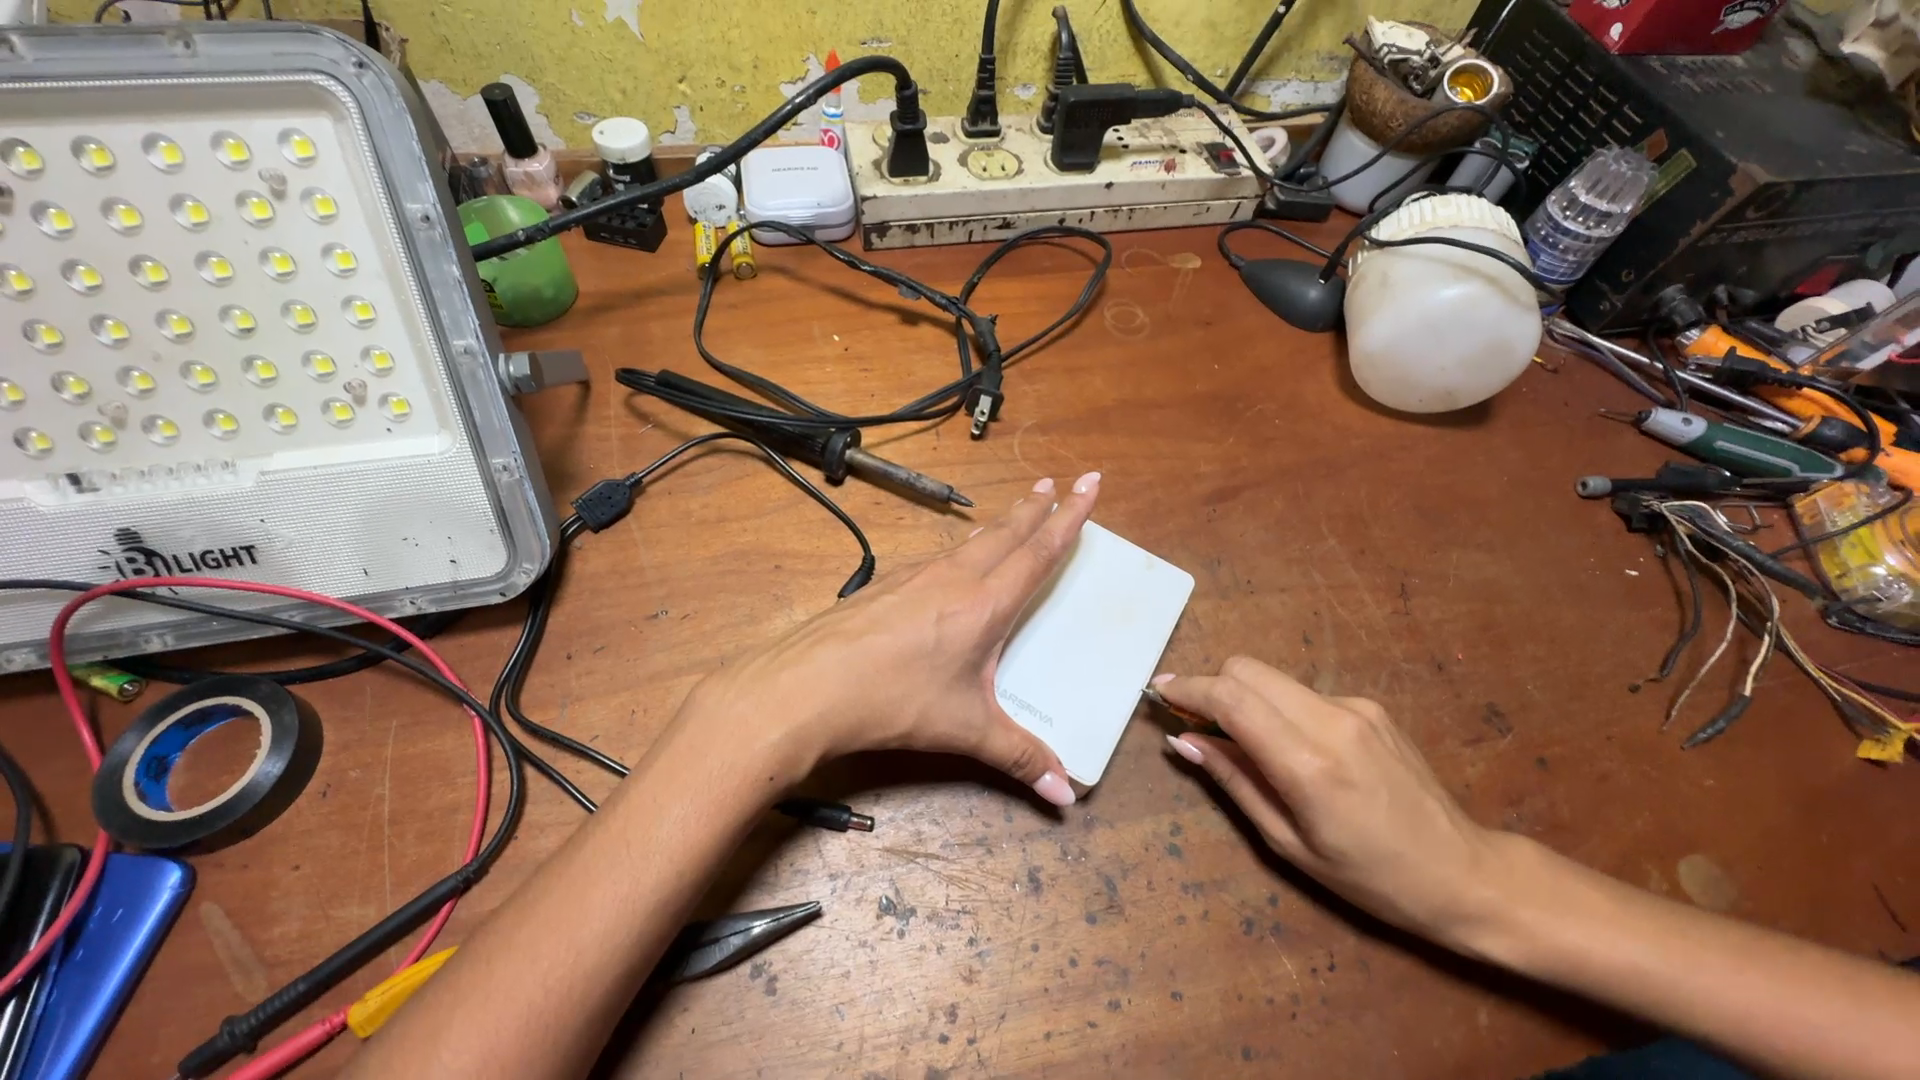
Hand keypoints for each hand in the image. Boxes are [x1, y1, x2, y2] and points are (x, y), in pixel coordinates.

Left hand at [686, 472, 1103, 807]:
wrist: (806, 687)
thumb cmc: (894, 702)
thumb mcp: (964, 731)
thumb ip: (1019, 757)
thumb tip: (1067, 795)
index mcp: (984, 605)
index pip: (1038, 552)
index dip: (1069, 517)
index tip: (1089, 482)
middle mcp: (953, 579)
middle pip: (1004, 533)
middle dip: (1035, 508)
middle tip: (1055, 482)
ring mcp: (913, 578)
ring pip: (967, 542)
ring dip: (997, 525)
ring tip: (1013, 514)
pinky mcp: (884, 588)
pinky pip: (935, 558)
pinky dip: (959, 549)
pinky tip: (949, 563)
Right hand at [1157, 658, 1519, 948]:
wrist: (1463, 873)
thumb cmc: (1369, 877)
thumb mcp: (1288, 843)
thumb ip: (1234, 782)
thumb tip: (1185, 741)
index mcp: (1308, 763)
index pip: (1232, 699)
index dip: (1188, 688)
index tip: (1159, 692)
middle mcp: (1332, 720)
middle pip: (1247, 669)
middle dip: (1212, 686)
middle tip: (1194, 721)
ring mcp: (1356, 708)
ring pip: (1273, 678)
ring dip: (1245, 698)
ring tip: (1242, 743)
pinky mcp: (1371, 707)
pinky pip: (1303, 695)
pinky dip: (1279, 710)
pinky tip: (1293, 751)